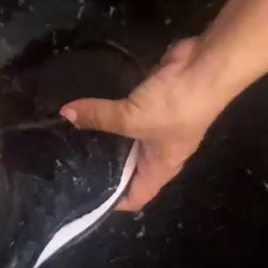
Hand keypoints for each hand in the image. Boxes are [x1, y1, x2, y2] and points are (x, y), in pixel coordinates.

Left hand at [60, 38, 231, 212]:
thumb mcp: (133, 118)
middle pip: (124, 164)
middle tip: (62, 159)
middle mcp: (157, 149)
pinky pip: (124, 106)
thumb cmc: (174, 107)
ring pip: (122, 133)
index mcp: (159, 168)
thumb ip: (99, 116)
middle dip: (98, 161)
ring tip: (67, 132)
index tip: (80, 195)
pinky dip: (107, 105)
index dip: (111, 201)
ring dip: (100, 130)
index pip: (134, 197)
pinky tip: (84, 103)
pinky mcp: (150, 96)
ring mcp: (154, 121)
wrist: (204, 66)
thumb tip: (65, 114)